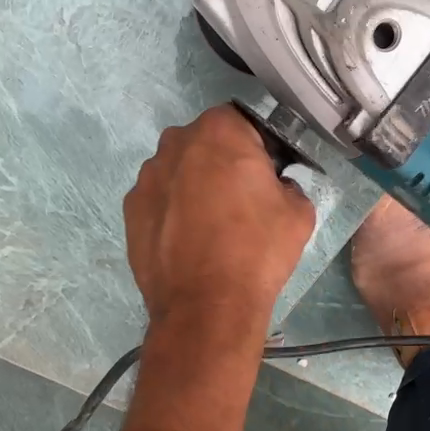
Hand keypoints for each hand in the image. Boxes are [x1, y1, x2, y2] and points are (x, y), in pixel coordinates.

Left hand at [123, 105, 315, 333]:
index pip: (242, 123)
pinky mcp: (130, 212)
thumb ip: (289, 185)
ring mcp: (146, 178)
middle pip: (203, 145)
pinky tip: (187, 243)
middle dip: (220, 165)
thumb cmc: (257, 252)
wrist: (207, 306)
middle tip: (239, 203)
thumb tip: (277, 188)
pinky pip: (158, 203)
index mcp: (219, 130)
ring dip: (192, 189)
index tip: (265, 177)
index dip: (256, 149)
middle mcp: (175, 143)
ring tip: (210, 229)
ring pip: (177, 173)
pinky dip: (171, 214)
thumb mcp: (299, 212)